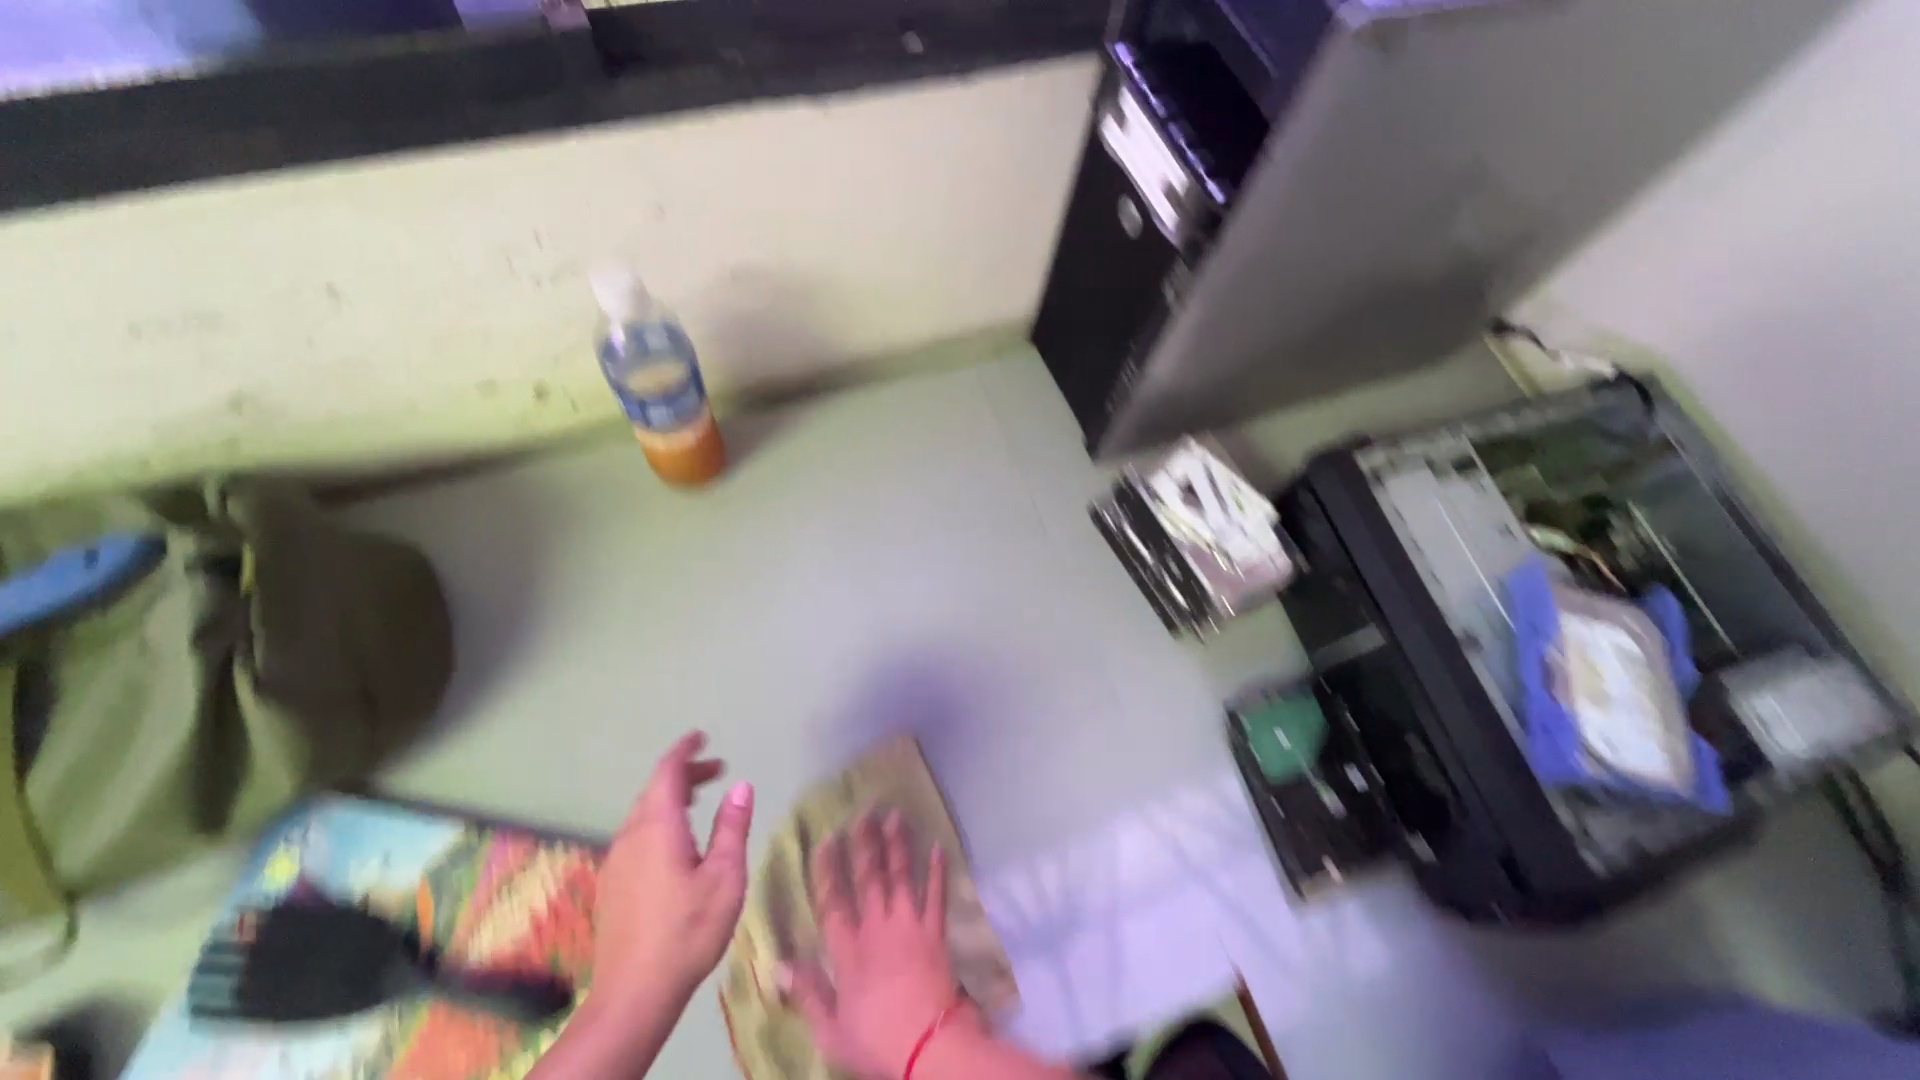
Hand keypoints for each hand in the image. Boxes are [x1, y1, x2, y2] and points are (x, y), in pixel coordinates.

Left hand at [590, 731, 754, 1012]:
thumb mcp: (725, 877)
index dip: (684, 751)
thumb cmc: (688, 931)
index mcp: (658, 827)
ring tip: (699, 802)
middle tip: (715, 769)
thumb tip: (741, 786)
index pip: (667, 773)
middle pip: (653, 790)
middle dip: (683, 774)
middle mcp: (630, 836)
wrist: (633, 993)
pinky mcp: (611, 884)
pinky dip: (658, 822)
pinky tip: (675, 844)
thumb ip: (732, 827)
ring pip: (642, 814)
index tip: (701, 736)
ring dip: (670, 798)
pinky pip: (635, 835)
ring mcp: (616, 861)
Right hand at [786, 809, 977, 1079]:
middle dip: (865, 843)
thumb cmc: (876, 1039)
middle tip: (863, 811)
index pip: (833, 901)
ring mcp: (910, 926)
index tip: (827, 838)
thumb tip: (780, 964)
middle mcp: (878, 928)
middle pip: (869, 878)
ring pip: (901, 877)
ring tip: (895, 815)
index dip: (828, 869)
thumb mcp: (831, 1028)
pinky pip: (937, 896)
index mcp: (848, 950)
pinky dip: (937, 871)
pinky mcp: (936, 933)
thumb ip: (807, 992)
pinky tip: (938, 847)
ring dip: (898, 845)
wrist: (929, 1047)